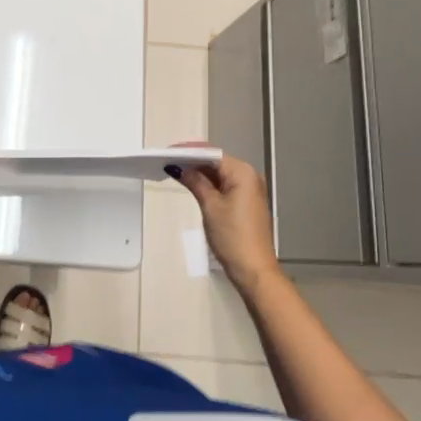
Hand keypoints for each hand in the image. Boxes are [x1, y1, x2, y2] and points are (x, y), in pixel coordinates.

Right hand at [168, 146, 279, 290]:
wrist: (254, 270)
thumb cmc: (232, 236)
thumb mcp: (210, 206)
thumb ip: (195, 182)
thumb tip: (179, 167)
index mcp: (242, 173)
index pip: (212, 153)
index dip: (189, 151)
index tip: (167, 151)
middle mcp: (249, 176)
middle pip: (217, 161)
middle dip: (193, 160)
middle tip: (167, 159)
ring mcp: (249, 190)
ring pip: (220, 174)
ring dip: (200, 172)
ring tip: (174, 169)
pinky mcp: (245, 203)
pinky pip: (224, 185)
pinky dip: (208, 184)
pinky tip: (192, 184)